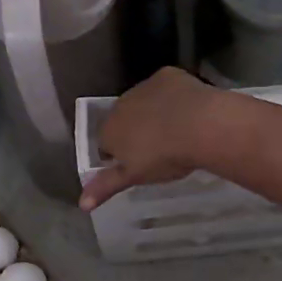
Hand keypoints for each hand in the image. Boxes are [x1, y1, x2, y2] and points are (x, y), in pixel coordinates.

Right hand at [80, 68, 237, 209]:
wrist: (201, 126)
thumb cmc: (164, 157)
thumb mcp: (134, 177)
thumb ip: (105, 187)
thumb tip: (81, 205)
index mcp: (109, 130)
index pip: (104, 144)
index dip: (118, 155)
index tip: (135, 164)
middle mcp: (120, 105)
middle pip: (122, 120)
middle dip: (133, 132)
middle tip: (156, 149)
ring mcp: (143, 87)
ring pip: (142, 102)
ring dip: (151, 113)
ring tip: (174, 130)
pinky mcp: (166, 75)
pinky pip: (164, 87)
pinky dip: (170, 96)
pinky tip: (185, 108)